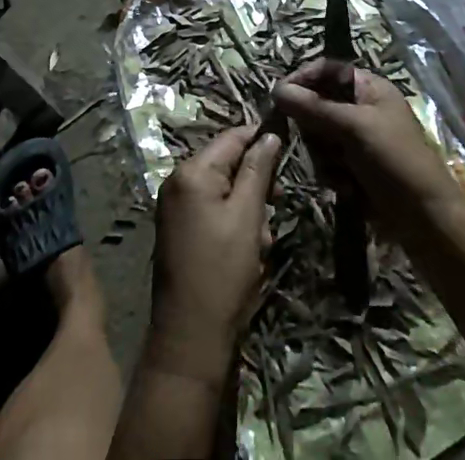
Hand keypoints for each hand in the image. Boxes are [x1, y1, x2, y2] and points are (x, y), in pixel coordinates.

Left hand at [147, 125, 281, 382]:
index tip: (290, 140)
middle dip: (255, 183)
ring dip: (248, 208)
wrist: (190, 328)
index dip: (260, 136)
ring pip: (222, 190)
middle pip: (226, 164)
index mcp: (191, 172)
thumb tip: (269, 135)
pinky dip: (233, 222)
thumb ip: (257, 171)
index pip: (230, 138)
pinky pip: (212, 209)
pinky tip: (248, 250)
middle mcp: (177, 181)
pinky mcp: (178, 226)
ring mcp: (174, 204)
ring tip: (260, 241)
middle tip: (277, 205)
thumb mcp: (247, 216)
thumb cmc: (223, 269)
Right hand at [273, 60, 458, 236]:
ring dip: (323, 155)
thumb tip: (276, 90)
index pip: (325, 71)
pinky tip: (346, 186)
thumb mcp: (353, 128)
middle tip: (323, 143)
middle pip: (315, 104)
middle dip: (314, 128)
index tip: (280, 96)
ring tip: (340, 171)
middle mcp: (360, 108)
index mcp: (369, 88)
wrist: (424, 218)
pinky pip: (323, 159)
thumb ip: (313, 107)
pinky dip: (330, 172)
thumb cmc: (395, 160)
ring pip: (315, 135)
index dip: (302, 79)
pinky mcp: (351, 164)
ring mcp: (355, 138)